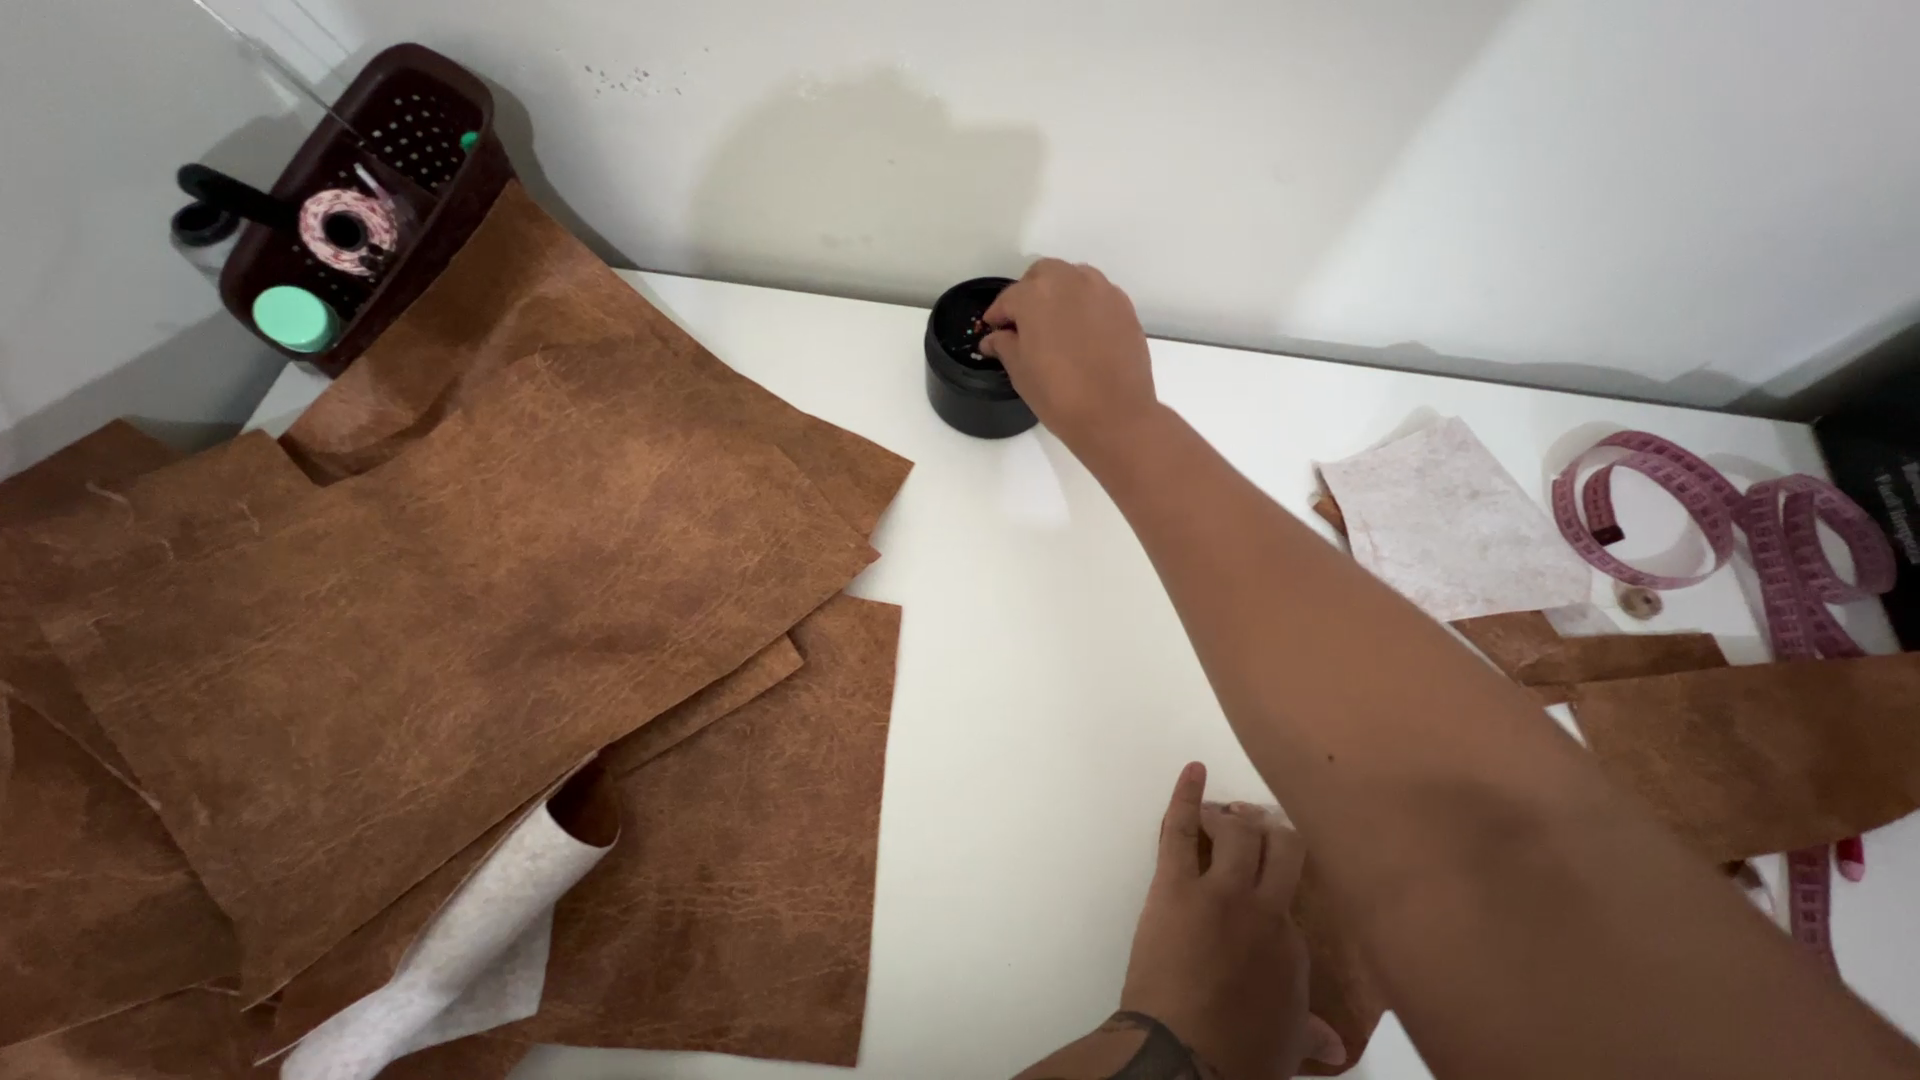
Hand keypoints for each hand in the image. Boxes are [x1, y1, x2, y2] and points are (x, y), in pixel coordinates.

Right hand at [979, 259, 1159, 456]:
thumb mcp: (1020, 371)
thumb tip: (994, 338)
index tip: (993, 329)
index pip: (1008, 299)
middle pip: (1042, 276)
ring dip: (1059, 294)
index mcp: (1035, 294)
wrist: (1114, 414)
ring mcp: (1101, 291)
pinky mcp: (1124, 306)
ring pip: (1073, 279)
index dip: (997, 316)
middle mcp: (1069, 281)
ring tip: (1055, 324)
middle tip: (1024, 323)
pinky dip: (1085, 305)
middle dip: (1030, 294)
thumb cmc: (1058, 394)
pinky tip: (1082, 332)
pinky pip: (1097, 295)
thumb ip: (1004, 345)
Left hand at [1121, 762, 1346, 1078]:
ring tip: (1225, 813)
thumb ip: (1313, 1035)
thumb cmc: (1237, 1055)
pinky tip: (1191, 771)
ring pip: (1236, 832)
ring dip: (1231, 817)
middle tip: (1258, 829)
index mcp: (1291, 944)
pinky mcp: (1176, 885)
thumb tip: (1338, 1044)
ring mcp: (1219, 891)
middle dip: (1270, 832)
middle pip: (1278, 848)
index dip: (1281, 879)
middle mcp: (1263, 908)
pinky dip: (1185, 796)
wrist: (1183, 1058)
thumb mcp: (1286, 1048)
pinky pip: (1180, 829)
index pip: (1292, 893)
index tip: (1274, 872)